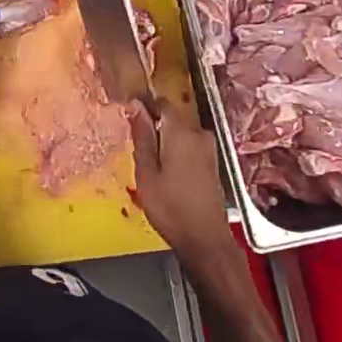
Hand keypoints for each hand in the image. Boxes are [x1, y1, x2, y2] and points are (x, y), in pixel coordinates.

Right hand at [126, 101, 237, 266]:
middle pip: (172, 118)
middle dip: (153, 127)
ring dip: (164, 141)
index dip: (144, 106)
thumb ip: (142, 136)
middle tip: (136, 148)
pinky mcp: (212, 162)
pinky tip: (165, 172)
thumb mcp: (146, 172)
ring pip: (180, 133)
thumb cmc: (169, 207)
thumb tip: (136, 107)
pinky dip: (175, 152)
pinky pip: (189, 146)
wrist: (204, 238)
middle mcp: (199, 134)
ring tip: (149, 164)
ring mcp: (209, 148)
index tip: (129, 117)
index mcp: (181, 132)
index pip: (162, 103)